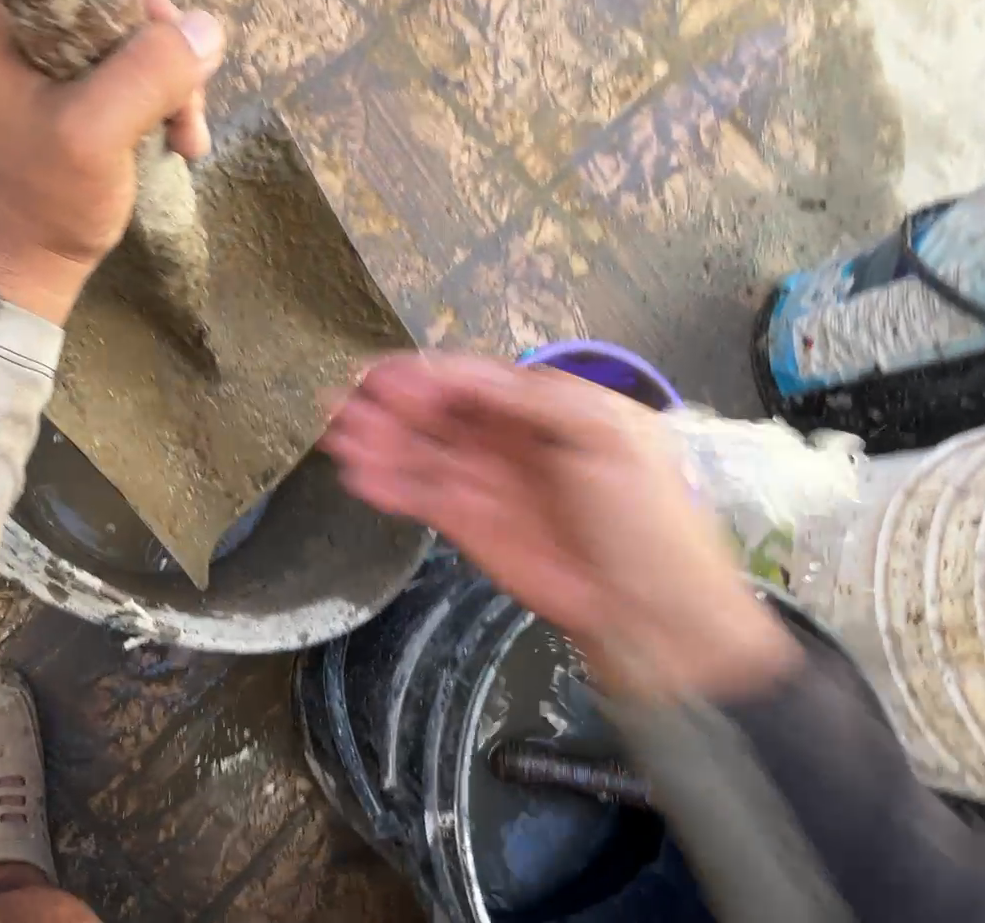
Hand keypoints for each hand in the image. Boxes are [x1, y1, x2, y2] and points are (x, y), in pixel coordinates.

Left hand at [0, 0, 224, 323]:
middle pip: (121, 1)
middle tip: (183, 113)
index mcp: (0, 16)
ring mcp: (48, 61)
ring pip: (137, 41)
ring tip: (185, 140)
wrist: (30, 267)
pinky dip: (162, 105)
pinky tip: (178, 142)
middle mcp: (21, 26)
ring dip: (173, 87)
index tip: (170, 55)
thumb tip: (208, 28)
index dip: (144, 0)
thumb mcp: (96, 135)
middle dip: (165, 56)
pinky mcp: (72, 94)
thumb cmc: (46, 204)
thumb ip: (149, 74)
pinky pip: (133, 74)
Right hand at [320, 354, 800, 699]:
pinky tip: (357, 476)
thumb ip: (531, 397)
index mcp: (544, 410)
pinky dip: (387, 486)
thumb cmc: (638, 513)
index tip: (379, 373)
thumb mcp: (604, 432)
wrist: (648, 610)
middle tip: (341, 399)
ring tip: (336, 435)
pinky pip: (417, 496)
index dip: (426, 374)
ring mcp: (480, 482)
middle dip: (390, 404)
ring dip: (378, 442)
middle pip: (435, 413)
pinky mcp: (463, 523)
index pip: (473, 382)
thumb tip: (461, 375)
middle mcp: (505, 439)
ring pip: (418, 453)